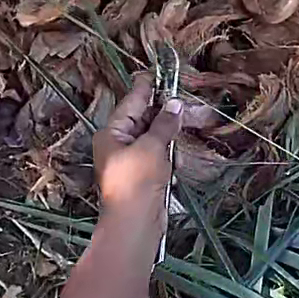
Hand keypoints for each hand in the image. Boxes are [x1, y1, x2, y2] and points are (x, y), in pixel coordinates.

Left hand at [93, 73, 183, 214]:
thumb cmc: (136, 182)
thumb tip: (175, 104)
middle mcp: (119, 144)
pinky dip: (169, 154)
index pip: (132, 103)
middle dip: (166, 113)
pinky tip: (175, 160)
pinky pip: (160, 155)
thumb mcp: (152, 147)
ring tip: (186, 128)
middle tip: (186, 102)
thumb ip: (164, 124)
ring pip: (155, 137)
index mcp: (112, 133)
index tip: (159, 72)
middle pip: (145, 119)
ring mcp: (132, 160)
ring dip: (170, 135)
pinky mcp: (145, 175)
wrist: (135, 224)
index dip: (147, 88)